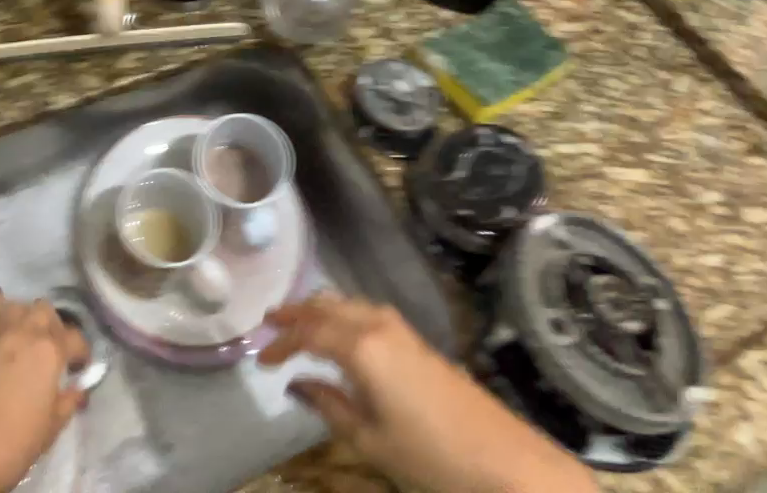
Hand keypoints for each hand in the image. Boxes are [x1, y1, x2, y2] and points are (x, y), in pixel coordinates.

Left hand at [0, 291, 88, 492]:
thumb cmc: (9, 447)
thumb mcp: (49, 430)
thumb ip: (67, 403)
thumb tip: (77, 389)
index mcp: (51, 351)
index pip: (76, 338)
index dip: (81, 353)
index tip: (79, 368)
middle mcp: (25, 331)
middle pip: (46, 311)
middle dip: (53, 327)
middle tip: (51, 351)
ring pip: (17, 305)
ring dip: (26, 316)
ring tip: (25, 336)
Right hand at [260, 295, 595, 492]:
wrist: (506, 462)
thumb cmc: (430, 456)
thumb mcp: (370, 439)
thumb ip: (329, 404)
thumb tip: (297, 384)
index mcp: (362, 347)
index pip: (309, 333)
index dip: (281, 342)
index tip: (260, 358)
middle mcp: (379, 326)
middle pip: (328, 306)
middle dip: (297, 312)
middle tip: (270, 323)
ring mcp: (403, 330)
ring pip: (350, 304)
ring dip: (322, 310)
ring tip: (300, 323)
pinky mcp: (419, 342)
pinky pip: (369, 312)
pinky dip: (345, 315)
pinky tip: (343, 333)